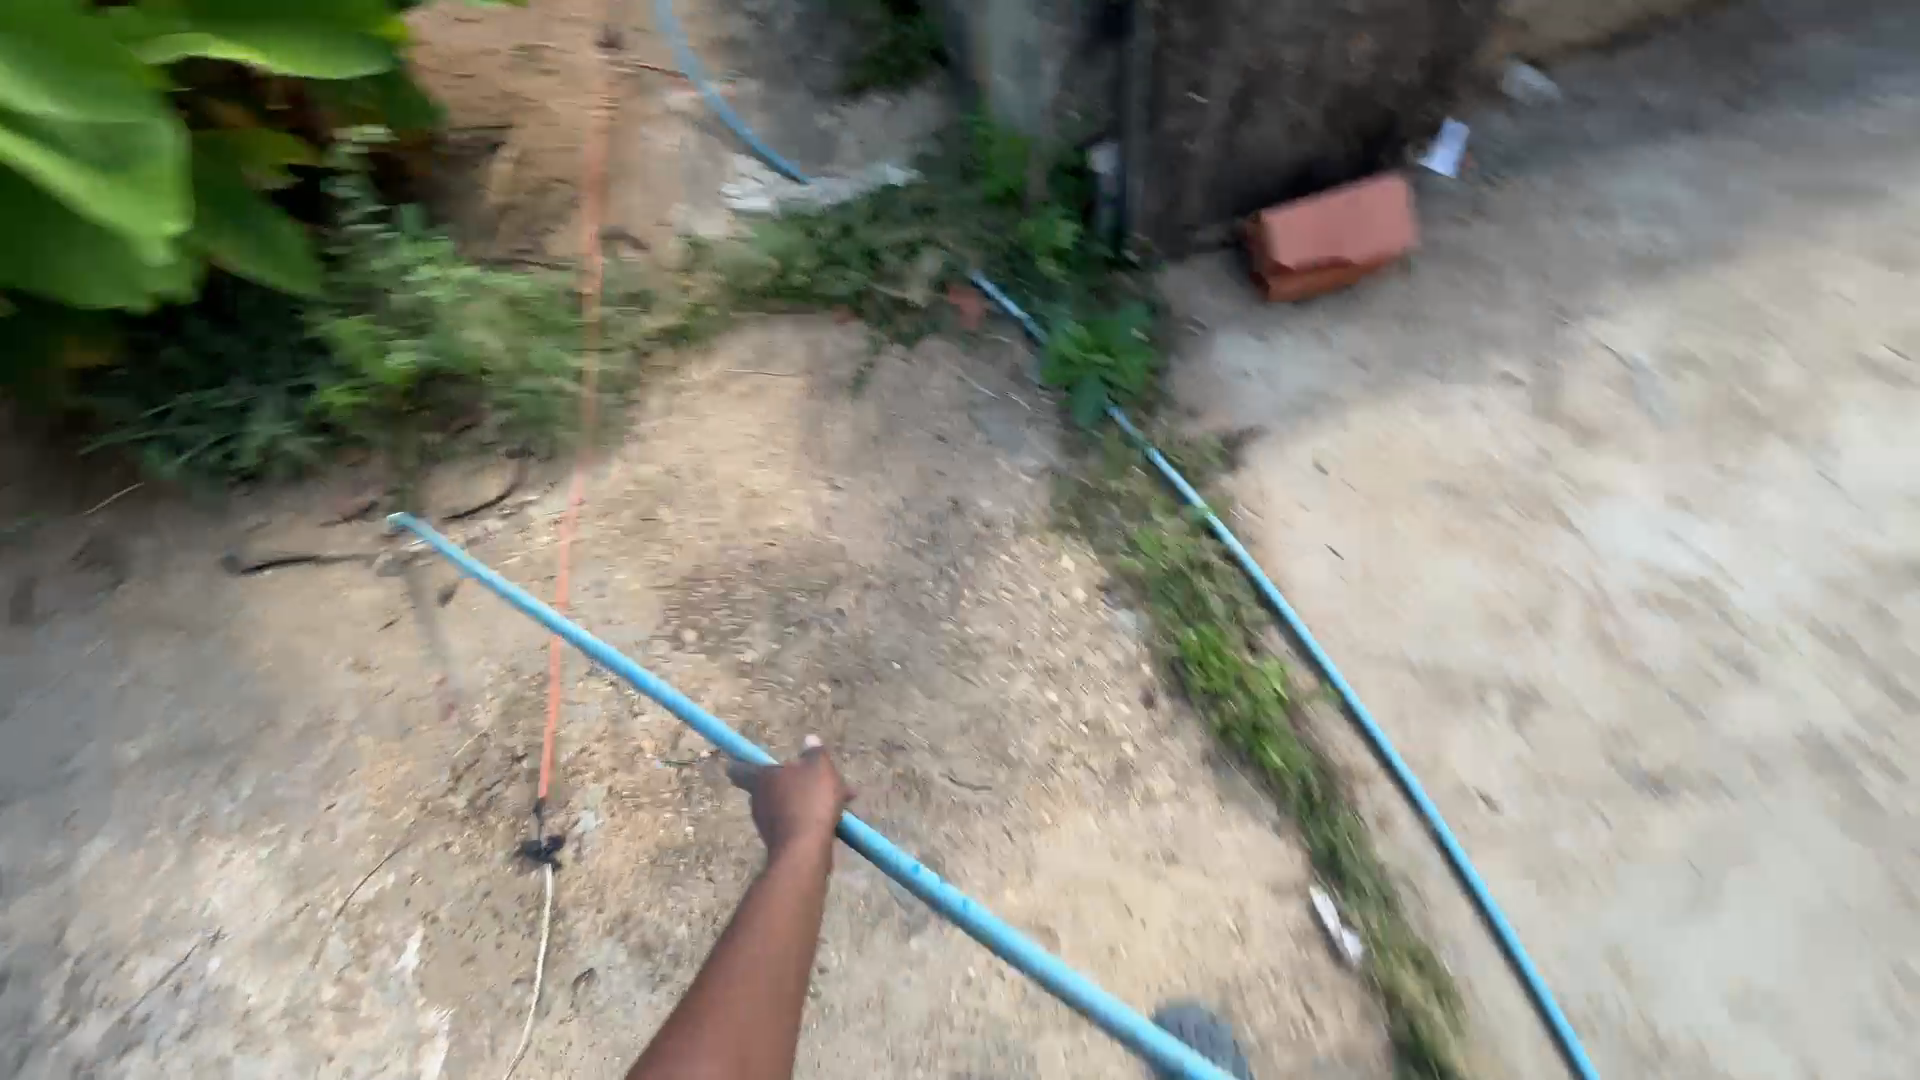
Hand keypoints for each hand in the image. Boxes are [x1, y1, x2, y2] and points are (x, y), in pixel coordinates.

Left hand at [726, 736, 852, 860]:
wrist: (805, 850)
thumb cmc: (810, 800)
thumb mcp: (820, 767)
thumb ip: (815, 752)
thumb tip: (810, 739)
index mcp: (762, 778)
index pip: (741, 770)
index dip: (742, 764)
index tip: (741, 761)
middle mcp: (760, 800)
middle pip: (775, 785)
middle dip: (799, 780)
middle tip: (824, 777)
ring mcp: (768, 823)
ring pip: (791, 803)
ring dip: (812, 798)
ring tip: (843, 797)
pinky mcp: (781, 840)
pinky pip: (798, 820)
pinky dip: (814, 816)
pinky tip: (838, 816)